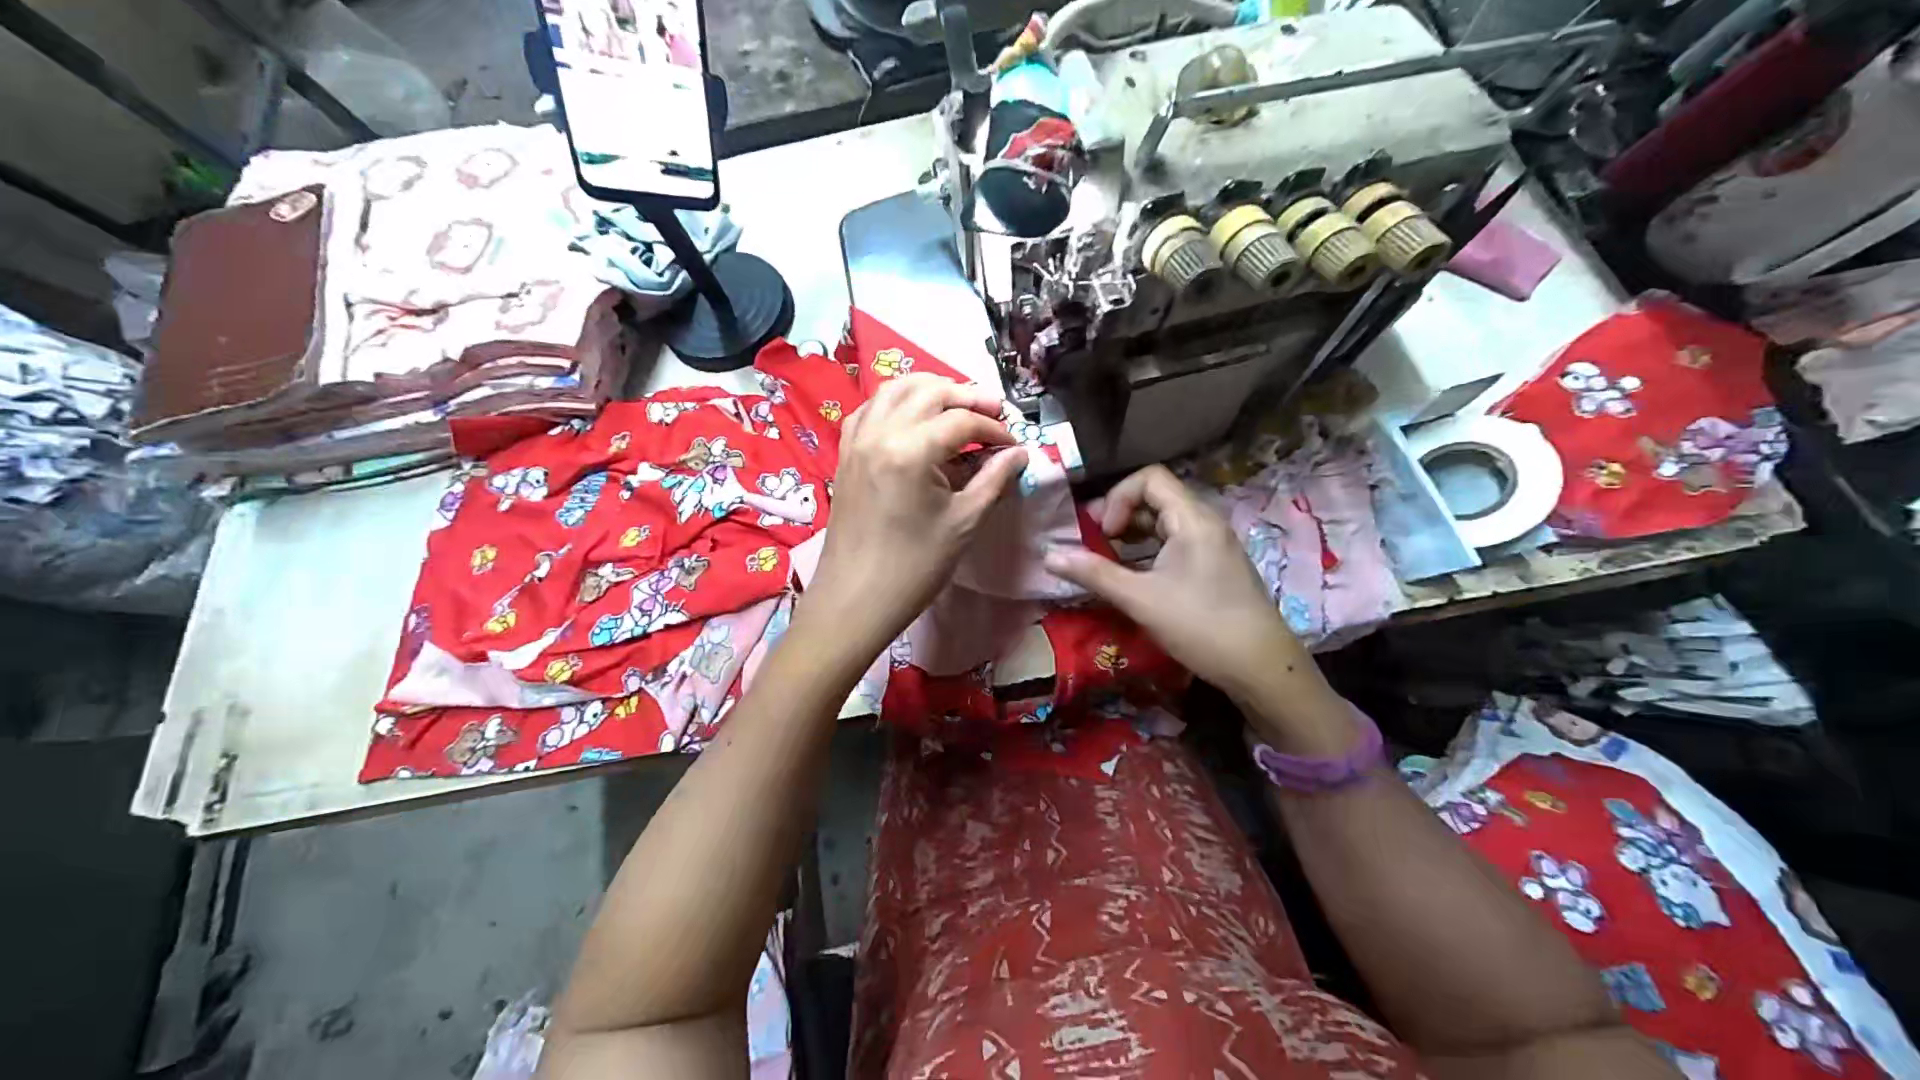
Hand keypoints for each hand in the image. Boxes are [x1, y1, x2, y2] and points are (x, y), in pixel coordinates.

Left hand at [803, 373, 1027, 651]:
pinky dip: (896, 403)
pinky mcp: (846, 453)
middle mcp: (879, 433)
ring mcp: (857, 440)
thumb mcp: (963, 523)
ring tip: (957, 406)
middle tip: (994, 411)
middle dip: (966, 396)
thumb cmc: (914, 567)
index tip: (1012, 444)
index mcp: (910, 451)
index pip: (961, 420)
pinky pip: (870, 409)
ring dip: (930, 390)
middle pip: (929, 391)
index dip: (993, 428)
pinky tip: (914, 419)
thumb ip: (993, 480)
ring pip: (895, 389)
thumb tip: (1019, 453)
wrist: (855, 598)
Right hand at [1045, 465, 1343, 723]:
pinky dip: (1149, 551)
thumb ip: (1093, 573)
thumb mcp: (1140, 599)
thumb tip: (1049, 556)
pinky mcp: (1215, 567)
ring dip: (1132, 534)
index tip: (1104, 532)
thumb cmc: (1200, 625)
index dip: (1118, 497)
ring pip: (1165, 522)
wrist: (1260, 666)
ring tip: (1106, 559)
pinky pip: (1176, 543)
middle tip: (1092, 541)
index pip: (1149, 478)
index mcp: (1192, 519)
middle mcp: (1205, 523)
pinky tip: (1133, 576)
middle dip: (1119, 514)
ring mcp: (1213, 545)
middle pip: (1156, 497)